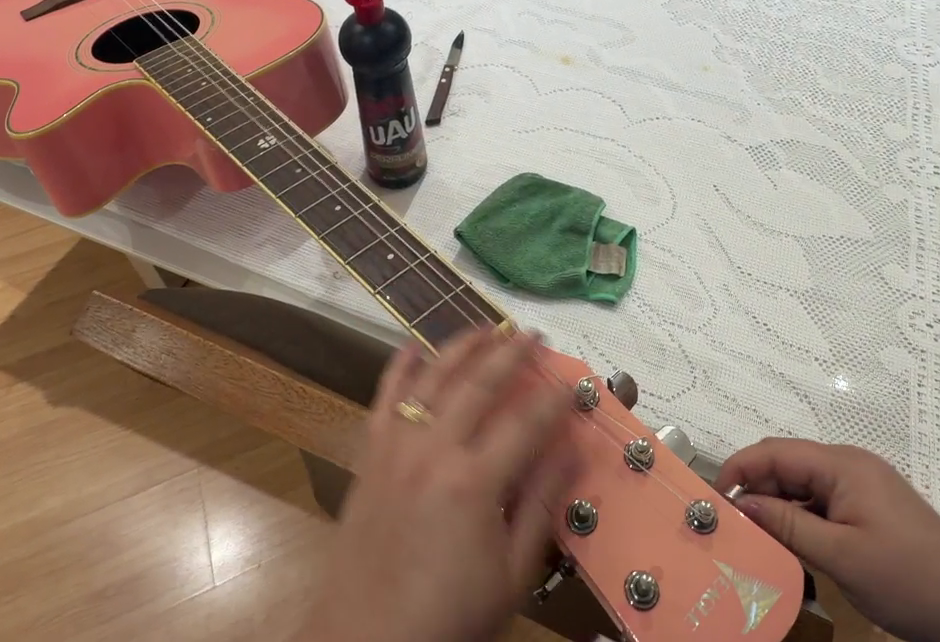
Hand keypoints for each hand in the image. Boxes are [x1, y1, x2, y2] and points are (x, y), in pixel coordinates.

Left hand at [289, 327, 579, 641]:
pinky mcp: (369, 455)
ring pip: (432, 378)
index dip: (554, 398)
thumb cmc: (448, 614)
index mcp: (474, 481)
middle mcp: (434, 450)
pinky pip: (384, 399)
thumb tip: (572, 451)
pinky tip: (413, 347)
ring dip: (461, 347)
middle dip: (510, 354)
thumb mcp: (512, 574)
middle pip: (479, 384)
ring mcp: (396, 447)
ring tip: (486, 328)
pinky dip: (399, 368)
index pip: (526, 422)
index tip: (573, 381)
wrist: (367, 640)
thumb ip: (540, 506)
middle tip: (532, 335)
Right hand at [719, 439, 939, 641]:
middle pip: (786, 466)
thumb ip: (786, 525)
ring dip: (774, 509)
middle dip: (753, 489)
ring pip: (800, 488)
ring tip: (748, 537)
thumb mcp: (840, 557)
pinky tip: (785, 547)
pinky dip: (797, 521)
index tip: (711, 498)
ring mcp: (861, 488)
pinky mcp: (868, 511)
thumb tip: (738, 503)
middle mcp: (849, 467)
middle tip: (726, 523)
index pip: (775, 452)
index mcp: (843, 465)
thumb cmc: (909, 580)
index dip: (739, 469)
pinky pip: (819, 505)